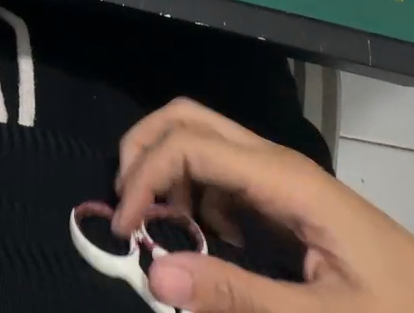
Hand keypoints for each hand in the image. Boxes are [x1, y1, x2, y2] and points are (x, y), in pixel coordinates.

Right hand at [113, 99, 413, 312]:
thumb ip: (235, 296)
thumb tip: (151, 273)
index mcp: (284, 179)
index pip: (189, 144)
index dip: (144, 177)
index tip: (125, 230)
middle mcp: (277, 162)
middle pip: (188, 118)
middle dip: (144, 148)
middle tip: (126, 206)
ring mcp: (283, 177)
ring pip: (202, 138)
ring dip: (168, 170)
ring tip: (162, 227)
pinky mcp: (288, 198)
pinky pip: (223, 172)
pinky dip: (196, 193)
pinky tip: (212, 240)